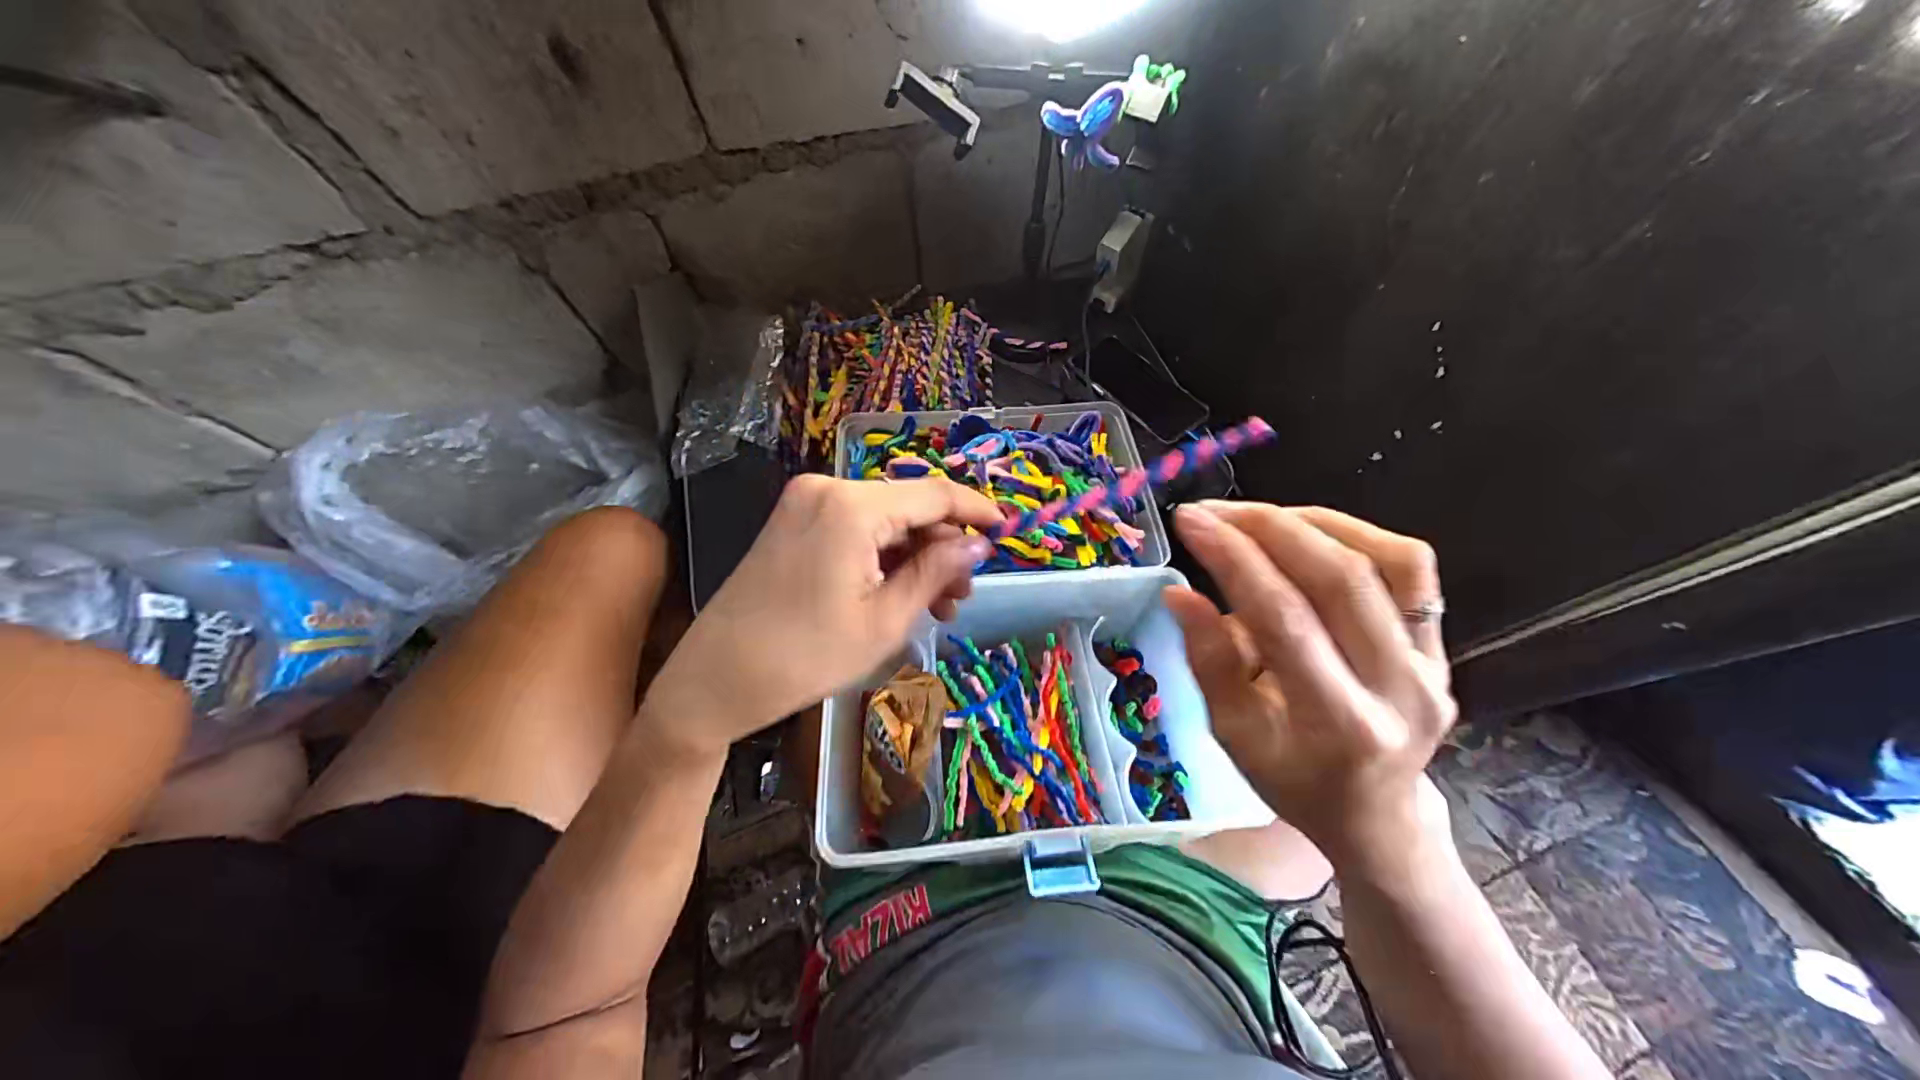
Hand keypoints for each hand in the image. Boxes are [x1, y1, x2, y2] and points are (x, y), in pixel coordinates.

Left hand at [647, 475, 998, 754]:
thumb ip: (937, 572)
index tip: (1007, 530)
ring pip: (883, 521)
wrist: (717, 680)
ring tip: (939, 606)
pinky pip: (854, 530)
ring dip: (915, 557)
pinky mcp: (793, 524)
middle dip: (943, 547)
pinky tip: (902, 593)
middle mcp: (827, 489)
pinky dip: (883, 557)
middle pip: (907, 508)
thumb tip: (978, 545)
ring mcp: (805, 504)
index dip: (976, 511)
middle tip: (964, 595)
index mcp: (852, 506)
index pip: (933, 494)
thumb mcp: (885, 619)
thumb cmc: (806, 656)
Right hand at [1164, 502, 1456, 866]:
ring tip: (1255, 518)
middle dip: (1266, 528)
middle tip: (1213, 511)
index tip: (1190, 523)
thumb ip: (1209, 660)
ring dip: (1311, 523)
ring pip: (1385, 561)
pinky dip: (1357, 534)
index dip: (1233, 559)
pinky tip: (1309, 532)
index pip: (1284, 618)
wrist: (1375, 812)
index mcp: (1340, 724)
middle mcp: (1400, 689)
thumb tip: (1180, 592)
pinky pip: (1411, 569)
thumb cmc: (1292, 779)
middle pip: (1338, 579)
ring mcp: (1432, 664)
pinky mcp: (1441, 645)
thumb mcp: (1233, 733)